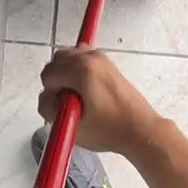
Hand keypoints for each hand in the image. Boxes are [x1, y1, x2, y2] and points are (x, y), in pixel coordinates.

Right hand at [39, 47, 163, 156]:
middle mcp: (90, 57)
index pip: (48, 73)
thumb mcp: (71, 124)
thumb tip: (47, 98)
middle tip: (67, 102)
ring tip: (77, 97)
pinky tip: (85, 90)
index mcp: (81, 70)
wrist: (140, 130)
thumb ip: (49, 108)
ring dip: (66, 74)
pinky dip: (78, 70)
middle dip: (56, 80)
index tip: (62, 107)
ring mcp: (101, 58)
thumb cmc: (108, 130)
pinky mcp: (108, 63)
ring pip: (69, 57)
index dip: (50, 92)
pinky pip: (83, 58)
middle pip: (57, 60)